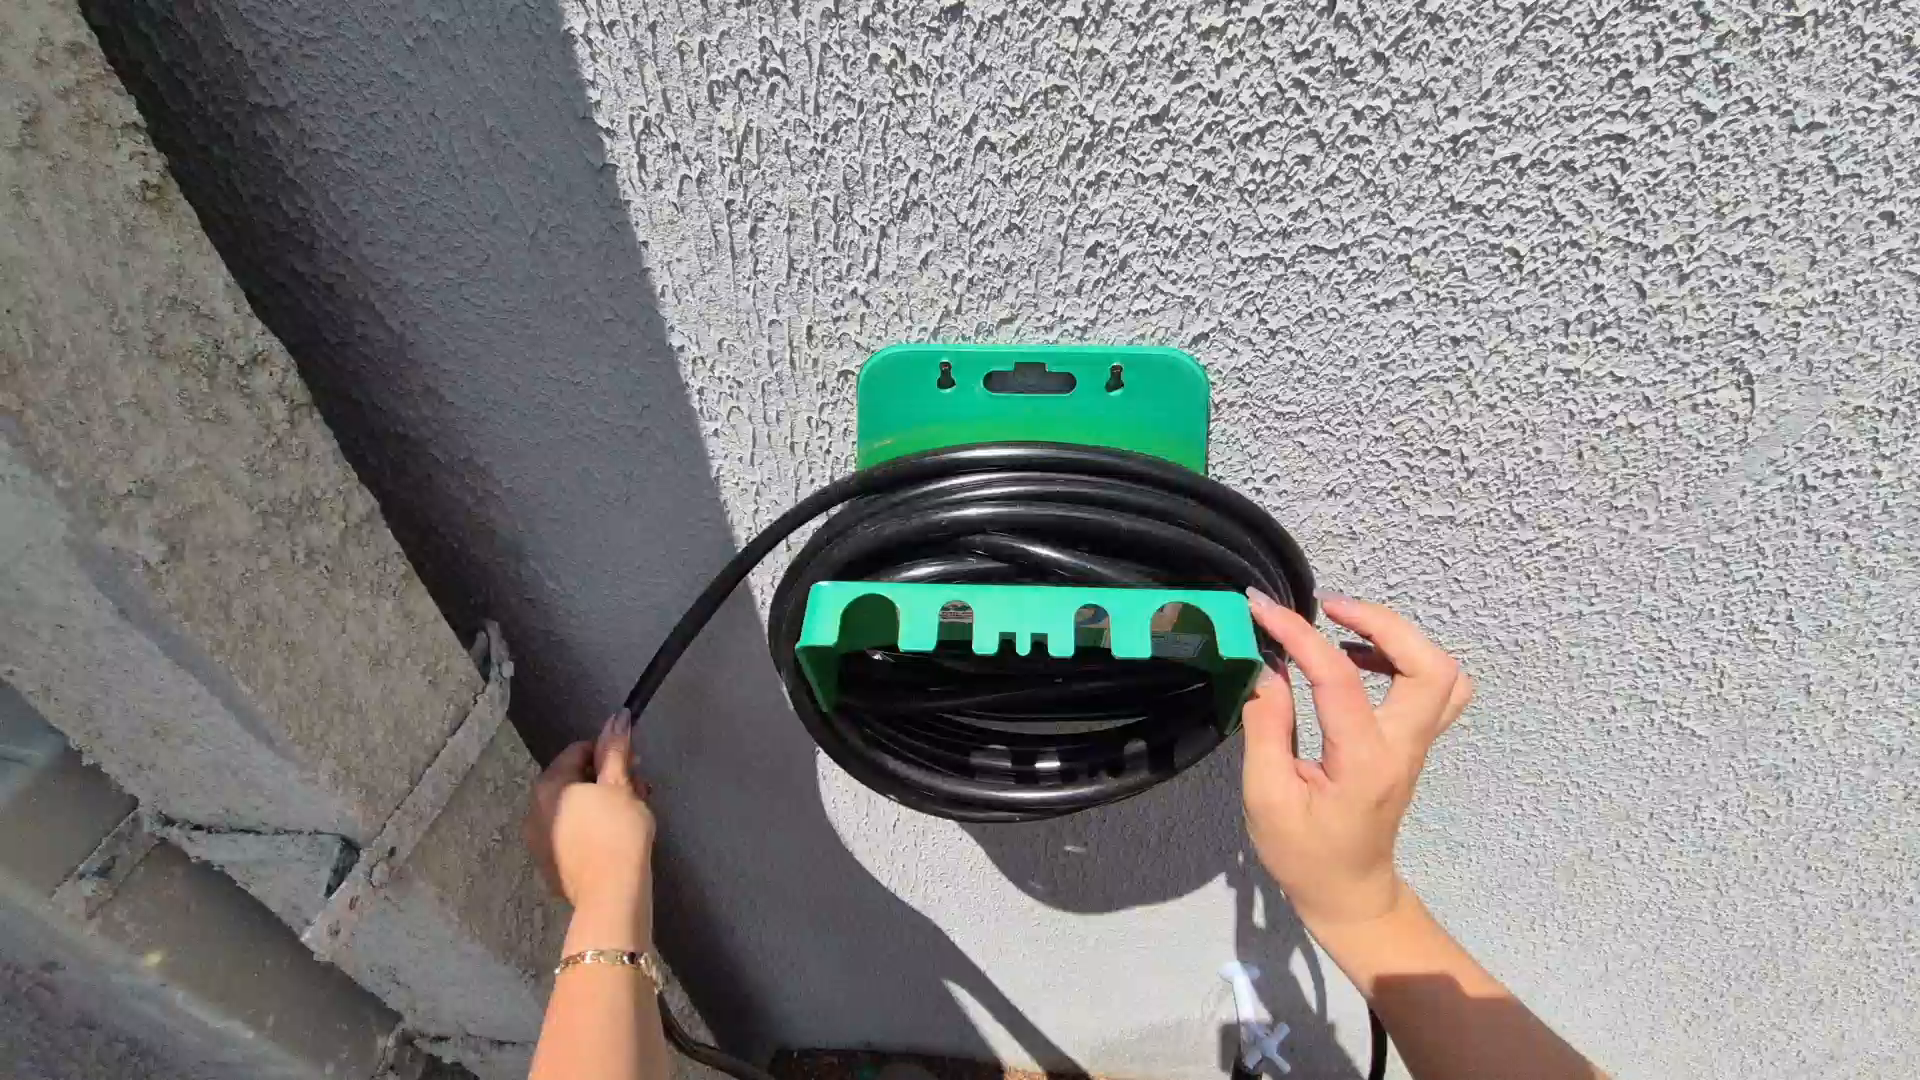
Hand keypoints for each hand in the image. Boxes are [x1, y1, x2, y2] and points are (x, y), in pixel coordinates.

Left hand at [525, 710, 656, 918]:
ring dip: (602, 802)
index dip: (610, 753)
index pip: (579, 750)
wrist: (610, 892)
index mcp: (550, 786)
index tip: (634, 766)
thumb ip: (616, 749)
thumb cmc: (618, 831)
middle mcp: (534, 809)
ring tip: (631, 814)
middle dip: (608, 779)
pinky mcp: (548, 863)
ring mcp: (538, 839)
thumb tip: (618, 716)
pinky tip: (613, 837)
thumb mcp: (621, 784)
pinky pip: (570, 832)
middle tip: (638, 790)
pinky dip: (590, 826)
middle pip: (575, 778)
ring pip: (574, 806)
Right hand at [1241, 589, 1471, 929]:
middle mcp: (1402, 747)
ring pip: (1443, 673)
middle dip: (1381, 622)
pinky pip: (1433, 687)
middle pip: (1430, 666)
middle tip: (1327, 607)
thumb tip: (1267, 668)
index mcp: (1363, 762)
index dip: (1298, 634)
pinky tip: (1355, 656)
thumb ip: (1267, 728)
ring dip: (1397, 637)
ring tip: (1343, 626)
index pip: (1339, 678)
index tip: (1262, 609)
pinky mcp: (1412, 743)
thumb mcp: (1266, 795)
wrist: (1349, 891)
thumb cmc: (1302, 852)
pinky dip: (1401, 657)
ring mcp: (1416, 745)